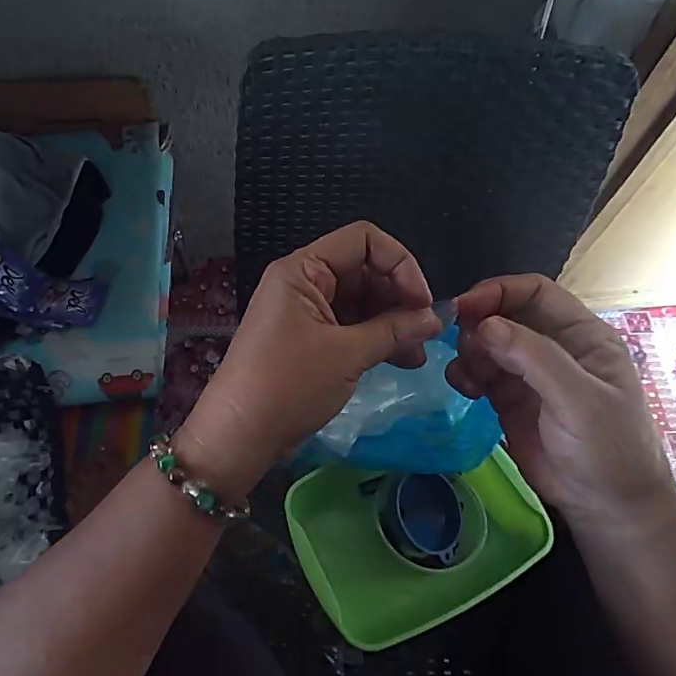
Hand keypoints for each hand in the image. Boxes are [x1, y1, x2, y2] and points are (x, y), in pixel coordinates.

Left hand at [178, 222, 441, 496]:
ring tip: (417, 355)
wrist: (239, 434)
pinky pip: (349, 327)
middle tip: (426, 332)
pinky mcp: (307, 341)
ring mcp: (304, 313)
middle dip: (399, 298)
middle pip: (364, 271)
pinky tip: (400, 360)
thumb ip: (395, 330)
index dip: (400, 264)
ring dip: (392, 323)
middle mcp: (302, 283)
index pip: (364, 240)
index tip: (422, 302)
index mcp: (302, 270)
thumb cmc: (289, 385)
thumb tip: (435, 318)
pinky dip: (374, 340)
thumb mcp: (347, 355)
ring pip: (360, 302)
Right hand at [446, 274, 675, 529]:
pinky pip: (479, 373)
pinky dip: (465, 374)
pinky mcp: (508, 399)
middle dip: (477, 324)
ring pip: (487, 344)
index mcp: (582, 336)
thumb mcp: (577, 399)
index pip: (535, 293)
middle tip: (459, 347)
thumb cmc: (607, 448)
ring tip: (467, 378)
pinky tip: (464, 389)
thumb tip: (483, 324)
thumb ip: (533, 358)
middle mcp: (553, 348)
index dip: (498, 292)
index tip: (463, 308)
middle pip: (504, 315)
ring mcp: (529, 374)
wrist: (605, 505)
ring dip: (468, 352)